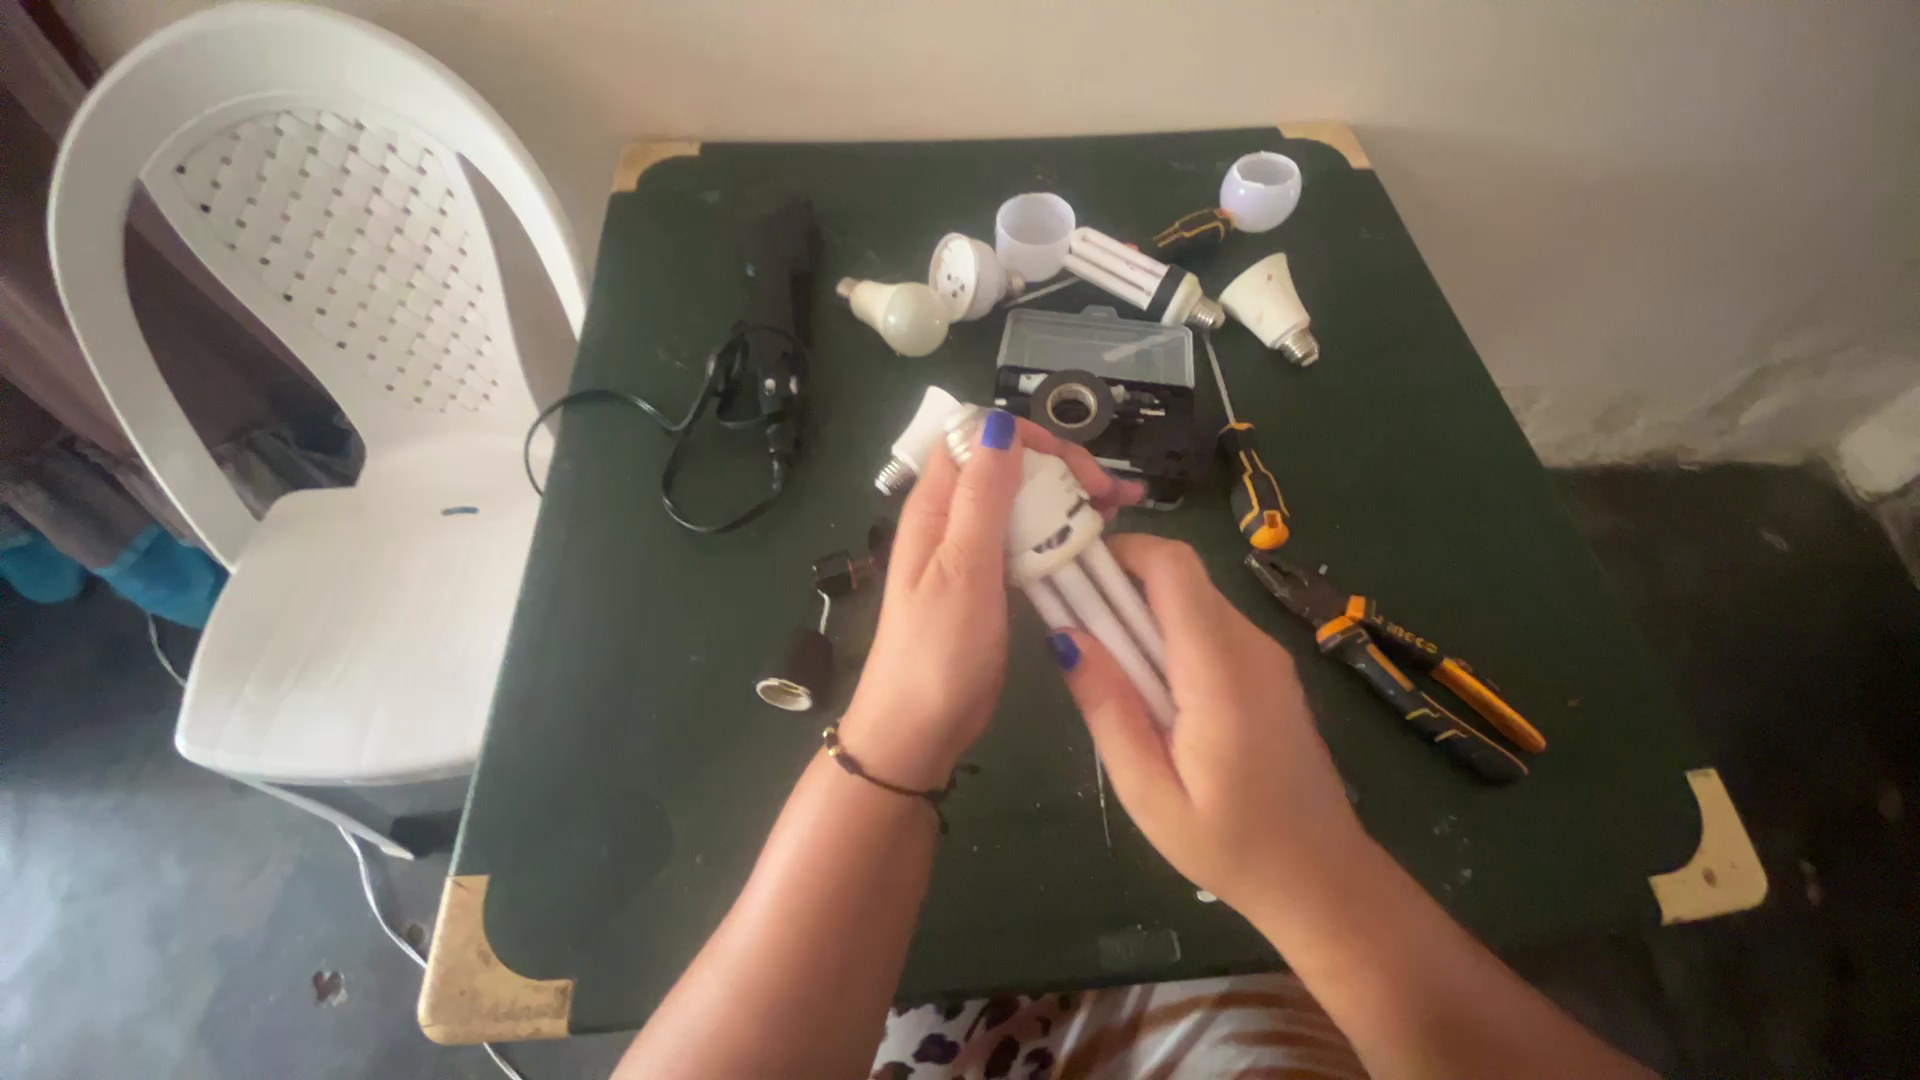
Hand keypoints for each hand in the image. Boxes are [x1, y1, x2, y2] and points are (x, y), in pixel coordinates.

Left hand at [840, 414, 1143, 789]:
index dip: (1028, 437)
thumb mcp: (962, 567)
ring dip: (1069, 499)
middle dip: (1062, 467)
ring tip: (1121, 510)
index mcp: (935, 506)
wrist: (919, 727)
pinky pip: (1029, 541)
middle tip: (1113, 494)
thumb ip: (981, 496)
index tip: (1075, 466)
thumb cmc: (936, 650)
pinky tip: (1097, 542)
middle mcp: (953, 519)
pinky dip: (1062, 534)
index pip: (977, 438)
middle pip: (1009, 467)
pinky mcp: (993, 582)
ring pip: (1024, 503)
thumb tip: (999, 424)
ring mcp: (974, 552)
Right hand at [1050, 535, 1362, 918]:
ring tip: (1105, 662)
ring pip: (1194, 599)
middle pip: (1180, 577)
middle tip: (1072, 620)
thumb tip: (1065, 635)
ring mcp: (1267, 655)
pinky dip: (1169, 633)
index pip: (1173, 569)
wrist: (1322, 878)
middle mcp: (1251, 647)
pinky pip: (1210, 626)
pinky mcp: (1269, 669)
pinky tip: (1149, 685)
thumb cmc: (1230, 846)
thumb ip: (1109, 708)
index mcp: (1221, 674)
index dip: (1120, 551)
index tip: (1072, 570)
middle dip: (1120, 582)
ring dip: (1142, 611)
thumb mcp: (1148, 791)